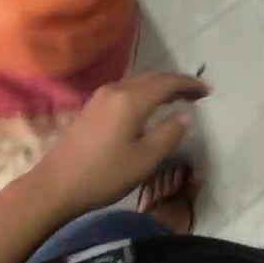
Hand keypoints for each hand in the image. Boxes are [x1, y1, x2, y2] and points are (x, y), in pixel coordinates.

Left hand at [24, 71, 208, 219]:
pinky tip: (147, 106)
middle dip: (175, 82)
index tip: (208, 90)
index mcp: (131, 100)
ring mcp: (101, 97)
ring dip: (159, 86)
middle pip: (151, 78)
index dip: (189, 84)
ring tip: (176, 97)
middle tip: (196, 92)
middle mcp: (116, 90)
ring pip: (137, 82)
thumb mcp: (145, 160)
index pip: (167, 82)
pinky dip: (143, 92)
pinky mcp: (92, 108)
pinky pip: (126, 90)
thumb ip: (169, 134)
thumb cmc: (104, 174)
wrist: (56, 184)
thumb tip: (187, 115)